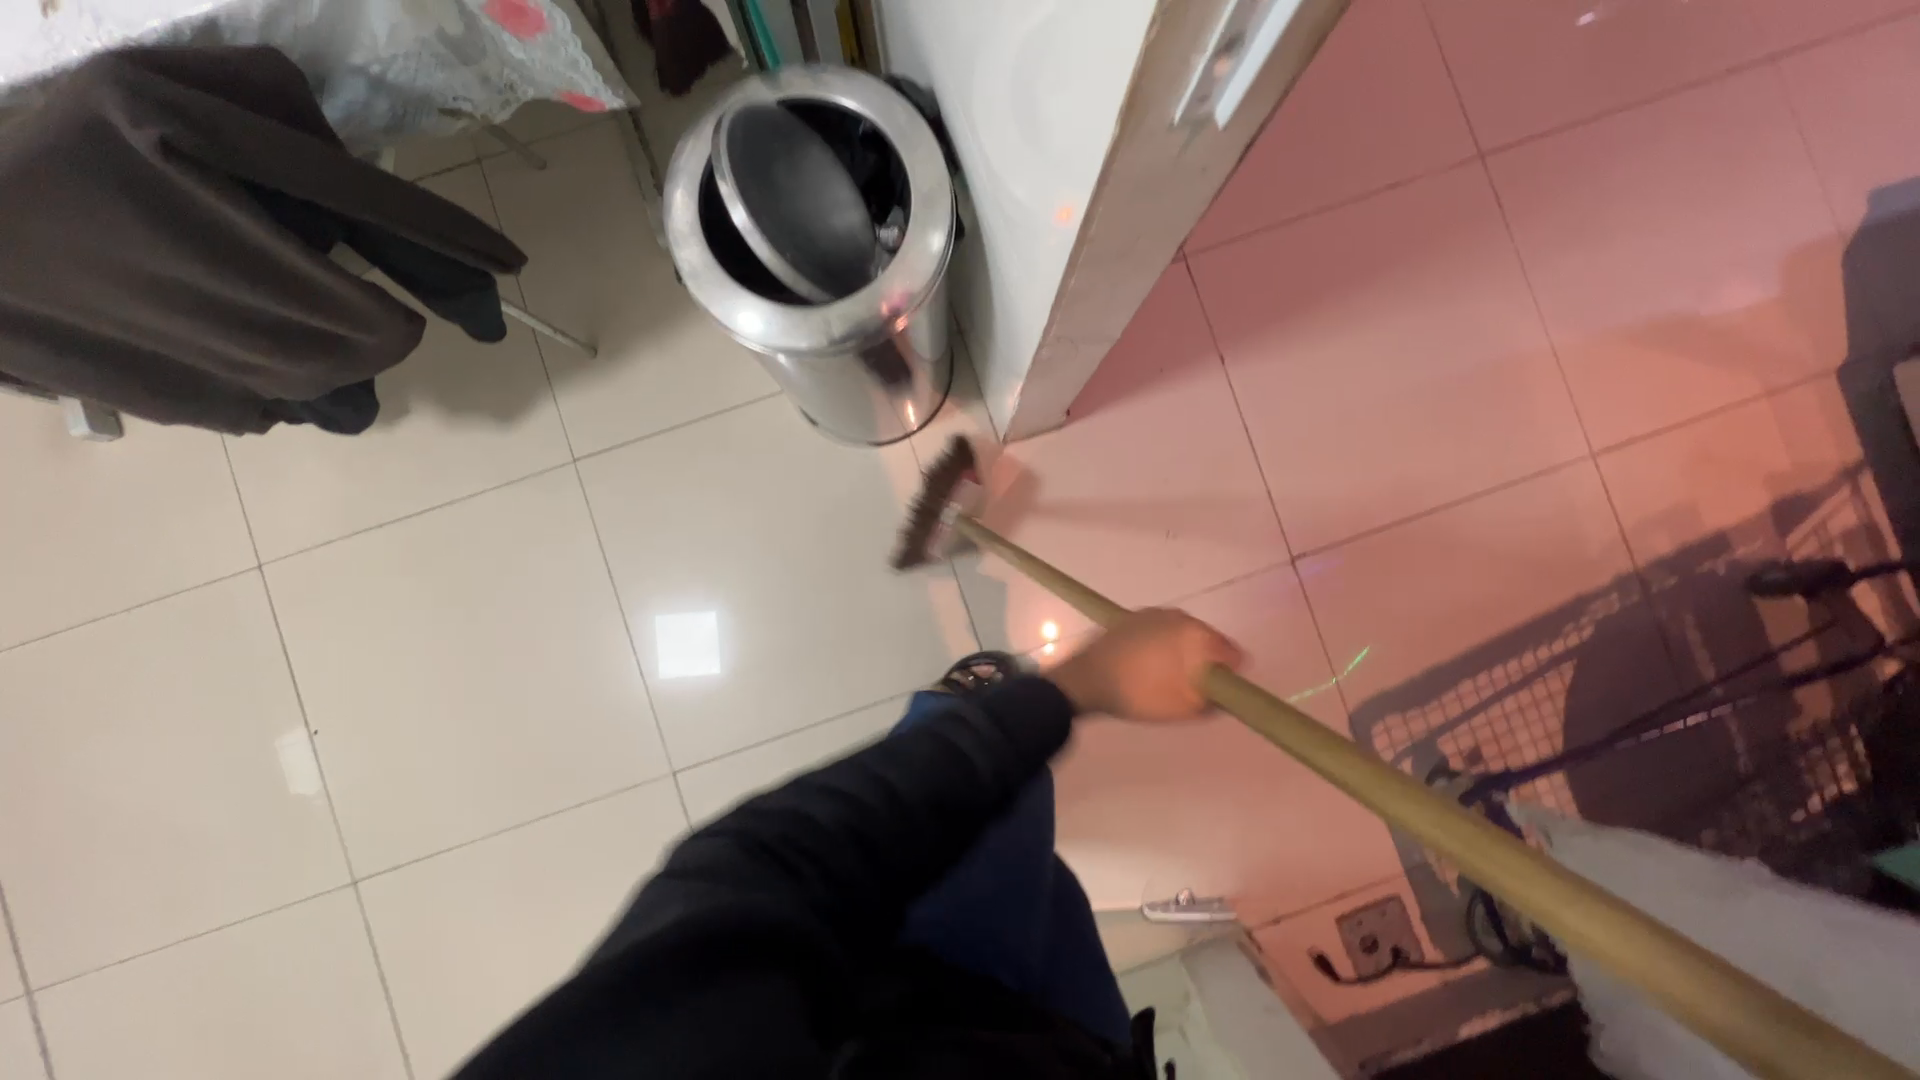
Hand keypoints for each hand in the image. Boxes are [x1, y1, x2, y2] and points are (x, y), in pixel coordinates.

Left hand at [1048, 608, 1243, 720]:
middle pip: (1206, 640)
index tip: (1222, 691)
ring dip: (1184, 653)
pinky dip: (1163, 647)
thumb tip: (1223, 697)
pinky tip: (1150, 667)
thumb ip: (1211, 702)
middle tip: (1197, 688)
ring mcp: (1153, 614)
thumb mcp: (1181, 708)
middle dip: (1206, 662)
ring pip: (1182, 635)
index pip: (1230, 651)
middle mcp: (1178, 616)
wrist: (1086, 679)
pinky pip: (1160, 633)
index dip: (1230, 673)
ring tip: (1171, 679)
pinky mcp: (1133, 618)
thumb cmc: (1138, 693)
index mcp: (1194, 632)